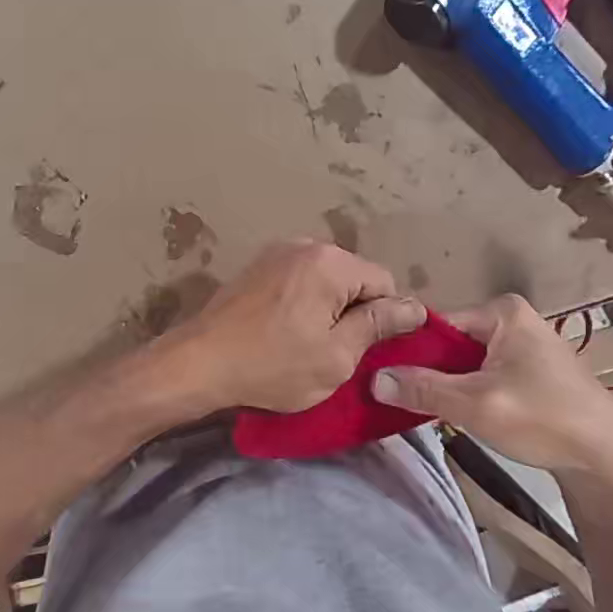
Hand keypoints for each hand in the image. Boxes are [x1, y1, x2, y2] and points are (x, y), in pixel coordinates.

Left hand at [158, 240, 426, 412]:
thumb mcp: (336, 357)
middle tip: (338, 352)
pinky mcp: (255, 268)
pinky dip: (303, 304)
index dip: (385, 318)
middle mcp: (305, 245)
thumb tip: (415, 308)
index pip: (384, 282)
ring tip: (309, 345)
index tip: (368, 350)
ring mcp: (275, 253)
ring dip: (328, 309)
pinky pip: (298, 281)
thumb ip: (378, 326)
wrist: (197, 364)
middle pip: (354, 277)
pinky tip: (286, 333)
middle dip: (355, 312)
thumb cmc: (272, 366)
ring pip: (326, 280)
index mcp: (331, 262)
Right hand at [372, 294, 612, 475]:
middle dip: (428, 371)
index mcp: (503, 311)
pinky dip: (470, 392)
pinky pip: (486, 374)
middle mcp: (515, 319)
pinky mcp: (533, 372)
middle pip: (452, 343)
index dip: (409, 351)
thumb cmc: (542, 419)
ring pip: (468, 362)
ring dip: (448, 385)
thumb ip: (423, 389)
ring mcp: (527, 345)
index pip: (438, 325)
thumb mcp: (475, 404)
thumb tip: (372, 378)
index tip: (382, 378)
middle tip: (400, 399)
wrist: (606, 458)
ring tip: (423, 409)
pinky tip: (458, 414)